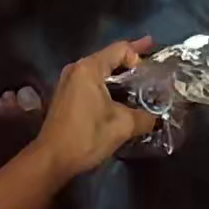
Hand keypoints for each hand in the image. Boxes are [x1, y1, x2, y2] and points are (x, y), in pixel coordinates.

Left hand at [34, 37, 157, 180]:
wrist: (51, 160)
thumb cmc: (86, 136)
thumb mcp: (122, 126)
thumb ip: (144, 117)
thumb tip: (156, 117)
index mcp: (89, 68)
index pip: (120, 49)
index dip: (139, 55)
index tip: (152, 70)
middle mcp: (77, 69)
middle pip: (109, 56)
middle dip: (130, 59)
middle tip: (151, 61)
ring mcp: (68, 82)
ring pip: (100, 70)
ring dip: (118, 73)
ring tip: (138, 78)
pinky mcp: (65, 95)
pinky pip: (91, 81)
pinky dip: (107, 84)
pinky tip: (119, 94)